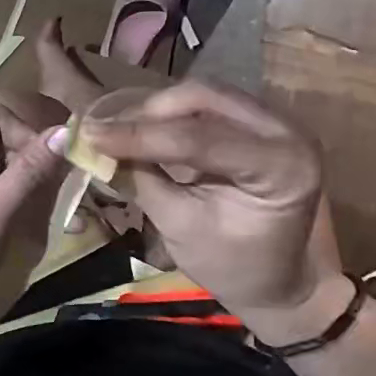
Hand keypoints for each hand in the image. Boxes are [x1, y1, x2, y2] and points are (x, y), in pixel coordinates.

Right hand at [83, 79, 339, 319]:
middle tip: (101, 129)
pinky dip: (168, 112)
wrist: (282, 282)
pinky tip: (137, 125)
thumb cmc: (234, 267)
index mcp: (281, 166)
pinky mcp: (258, 122)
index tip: (89, 136)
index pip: (198, 138)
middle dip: (146, 111)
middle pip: (203, 98)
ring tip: (113, 127)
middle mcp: (286, 131)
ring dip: (154, 108)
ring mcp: (275, 122)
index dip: (138, 135)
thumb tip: (92, 151)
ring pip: (202, 93)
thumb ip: (142, 182)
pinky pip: (206, 103)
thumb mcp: (180, 228)